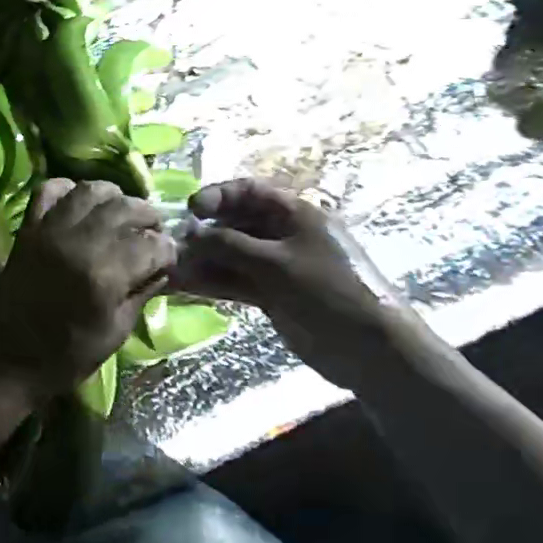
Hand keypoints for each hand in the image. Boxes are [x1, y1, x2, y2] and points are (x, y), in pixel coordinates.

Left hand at [0, 179, 174, 400]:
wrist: (9, 357)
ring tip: (121, 211)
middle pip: (125, 207)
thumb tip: (162, 266)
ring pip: (90, 190)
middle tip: (153, 229)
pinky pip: (50, 189)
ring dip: (113, 196)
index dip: (167, 249)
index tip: (170, 255)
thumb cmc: (68, 354)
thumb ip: (142, 291)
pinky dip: (69, 189)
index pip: (152, 244)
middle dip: (148, 215)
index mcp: (105, 274)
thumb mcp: (117, 330)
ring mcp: (51, 229)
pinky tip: (81, 203)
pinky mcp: (29, 226)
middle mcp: (80, 242)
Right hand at [173, 179, 415, 387]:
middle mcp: (283, 234)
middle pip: (235, 223)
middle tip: (172, 245)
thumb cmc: (328, 290)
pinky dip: (213, 282)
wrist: (372, 350)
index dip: (216, 196)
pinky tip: (184, 286)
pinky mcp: (273, 295)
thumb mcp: (276, 263)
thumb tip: (190, 235)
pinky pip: (236, 281)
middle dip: (203, 232)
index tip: (189, 209)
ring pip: (232, 256)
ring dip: (202, 261)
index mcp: (294, 212)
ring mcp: (278, 266)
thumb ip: (229, 245)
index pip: (248, 191)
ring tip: (169, 269)